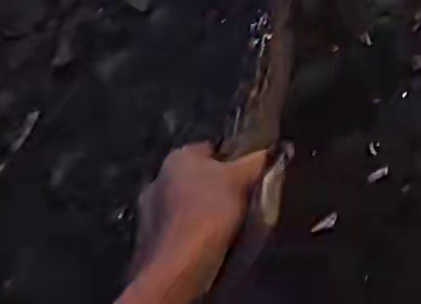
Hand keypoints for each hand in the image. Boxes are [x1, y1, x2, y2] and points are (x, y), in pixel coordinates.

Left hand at [118, 143, 267, 303]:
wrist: (176, 270)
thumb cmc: (209, 212)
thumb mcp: (242, 179)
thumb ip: (258, 160)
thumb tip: (274, 150)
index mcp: (178, 158)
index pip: (212, 149)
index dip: (233, 160)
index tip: (246, 175)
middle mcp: (157, 180)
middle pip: (197, 177)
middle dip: (215, 186)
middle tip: (238, 199)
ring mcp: (148, 214)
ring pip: (185, 204)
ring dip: (201, 210)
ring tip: (224, 224)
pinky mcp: (146, 243)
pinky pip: (176, 229)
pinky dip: (189, 232)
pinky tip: (205, 241)